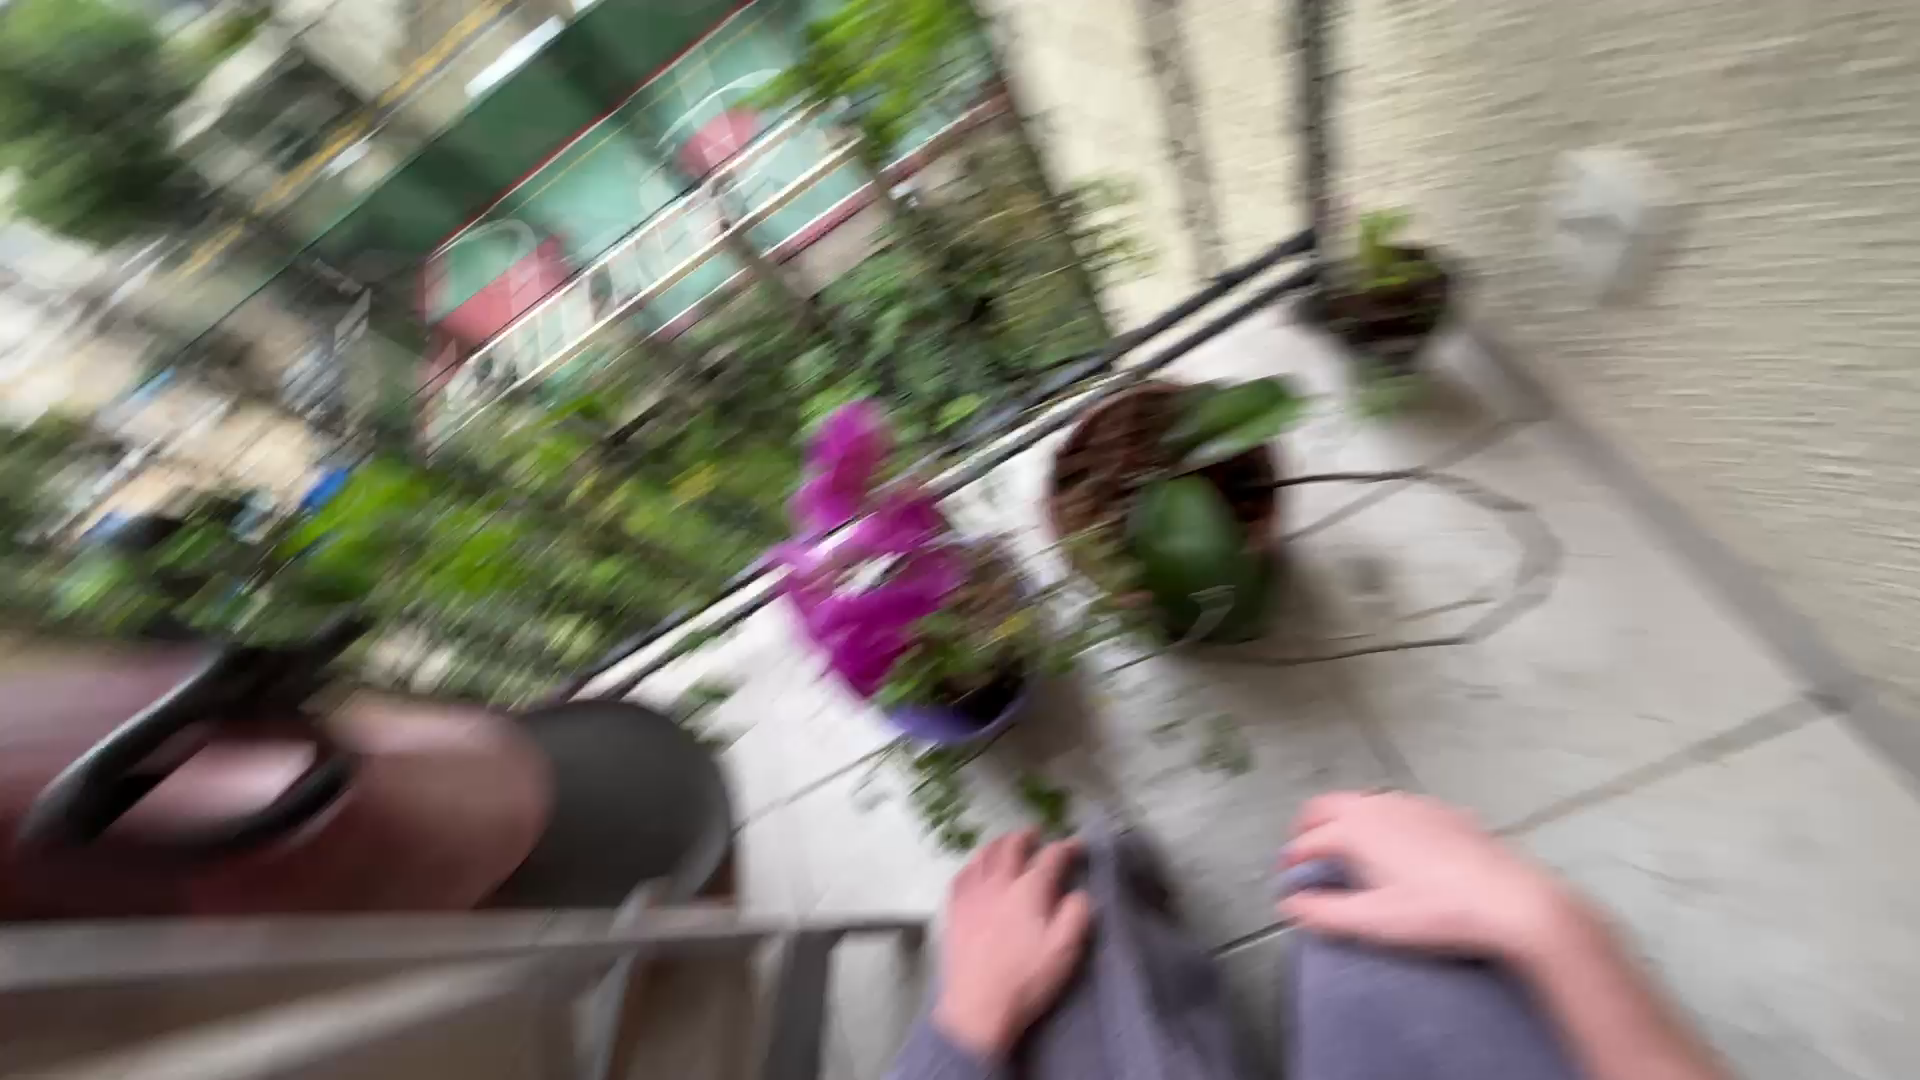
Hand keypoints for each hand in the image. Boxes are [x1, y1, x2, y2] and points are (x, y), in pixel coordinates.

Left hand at [933, 830, 1092, 1061]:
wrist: (977, 1007)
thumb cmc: (1025, 979)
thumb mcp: (1064, 950)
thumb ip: (1077, 914)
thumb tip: (1079, 892)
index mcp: (1029, 888)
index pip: (1052, 856)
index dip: (1068, 847)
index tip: (1078, 846)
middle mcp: (999, 880)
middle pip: (1013, 845)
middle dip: (1028, 836)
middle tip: (1037, 834)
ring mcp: (973, 891)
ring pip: (985, 853)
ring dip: (1000, 843)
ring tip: (1007, 844)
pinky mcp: (955, 907)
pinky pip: (962, 873)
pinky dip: (973, 864)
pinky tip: (976, 868)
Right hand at [1280, 791, 1589, 964]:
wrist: (1515, 902)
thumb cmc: (1437, 913)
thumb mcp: (1375, 921)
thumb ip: (1324, 912)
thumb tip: (1287, 904)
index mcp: (1352, 829)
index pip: (1307, 840)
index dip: (1292, 858)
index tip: (1288, 874)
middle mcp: (1374, 805)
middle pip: (1325, 806)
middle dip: (1308, 826)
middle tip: (1306, 849)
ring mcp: (1409, 803)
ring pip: (1361, 801)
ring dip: (1344, 818)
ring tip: (1349, 845)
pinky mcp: (1441, 809)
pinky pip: (1396, 806)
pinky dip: (1382, 819)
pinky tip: (1399, 843)